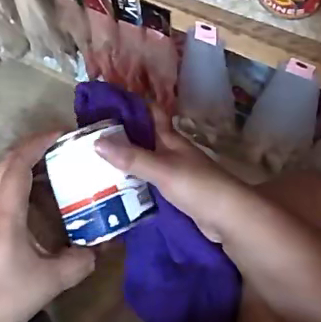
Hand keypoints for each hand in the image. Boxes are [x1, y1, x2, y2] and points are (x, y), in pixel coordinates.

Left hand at [0, 132, 95, 321]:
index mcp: (6, 212)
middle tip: (62, 142)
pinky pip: (3, 191)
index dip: (39, 142)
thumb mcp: (52, 280)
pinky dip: (21, 180)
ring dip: (26, 162)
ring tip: (55, 161)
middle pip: (7, 163)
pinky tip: (41, 193)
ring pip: (2, 175)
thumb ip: (80, 261)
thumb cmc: (8, 296)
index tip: (63, 133)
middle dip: (33, 145)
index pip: (19, 163)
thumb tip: (101, 247)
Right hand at [95, 111, 249, 243]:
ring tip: (95, 161)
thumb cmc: (198, 186)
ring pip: (145, 160)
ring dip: (125, 160)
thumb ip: (131, 158)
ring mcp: (174, 172)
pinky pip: (148, 182)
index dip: (131, 104)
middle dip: (121, 134)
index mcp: (171, 138)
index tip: (105, 102)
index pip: (150, 112)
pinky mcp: (175, 193)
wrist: (230, 219)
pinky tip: (116, 187)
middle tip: (90, 135)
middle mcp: (172, 151)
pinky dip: (133, 182)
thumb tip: (96, 142)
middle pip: (144, 137)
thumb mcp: (161, 169)